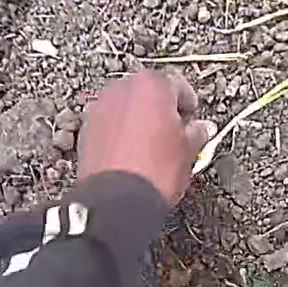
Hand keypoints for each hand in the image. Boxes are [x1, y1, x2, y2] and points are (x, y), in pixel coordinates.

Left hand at [76, 71, 213, 205]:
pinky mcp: (85, 129)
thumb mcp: (189, 152)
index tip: (195, 124)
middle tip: (174, 137)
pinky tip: (131, 157)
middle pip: (149, 94)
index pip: (179, 86)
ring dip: (139, 122)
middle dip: (162, 112)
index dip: (190, 107)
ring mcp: (99, 108)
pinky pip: (110, 125)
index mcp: (151, 85)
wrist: (117, 201)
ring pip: (127, 109)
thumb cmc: (157, 170)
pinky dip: (121, 135)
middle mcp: (121, 88)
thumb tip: (202, 128)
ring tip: (151, 150)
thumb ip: (197, 133)